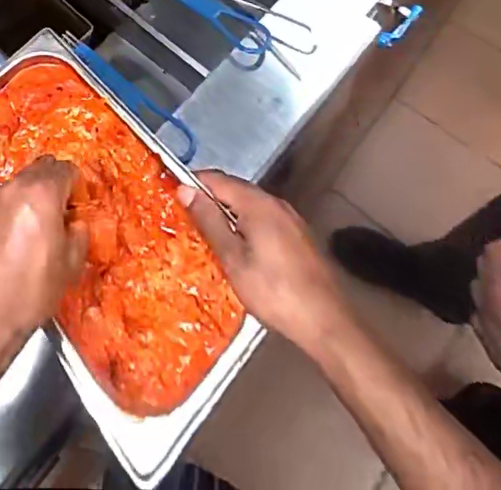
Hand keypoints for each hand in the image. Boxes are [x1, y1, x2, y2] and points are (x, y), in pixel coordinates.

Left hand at [0, 156, 88, 335]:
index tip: (82, 205)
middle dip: (59, 181)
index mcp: (44, 192)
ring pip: (25, 179)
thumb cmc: (33, 288)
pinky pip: (11, 195)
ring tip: (48, 222)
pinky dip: (23, 202)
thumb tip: (76, 223)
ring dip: (39, 190)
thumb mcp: (71, 262)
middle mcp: (18, 187)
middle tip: (68, 209)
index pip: (68, 168)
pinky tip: (27, 231)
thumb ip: (79, 232)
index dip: (79, 185)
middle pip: (44, 166)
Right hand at [179, 172, 354, 350]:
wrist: (326, 321)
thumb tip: (186, 189)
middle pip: (235, 189)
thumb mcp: (233, 259)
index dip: (193, 183)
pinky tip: (239, 249)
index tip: (173, 197)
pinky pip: (264, 219)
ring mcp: (290, 218)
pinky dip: (246, 225)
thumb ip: (209, 221)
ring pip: (250, 205)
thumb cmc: (274, 291)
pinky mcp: (298, 236)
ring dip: (228, 214)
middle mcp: (275, 203)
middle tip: (186, 219)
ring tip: (207, 236)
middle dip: (209, 199)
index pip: (217, 179)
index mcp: (257, 203)